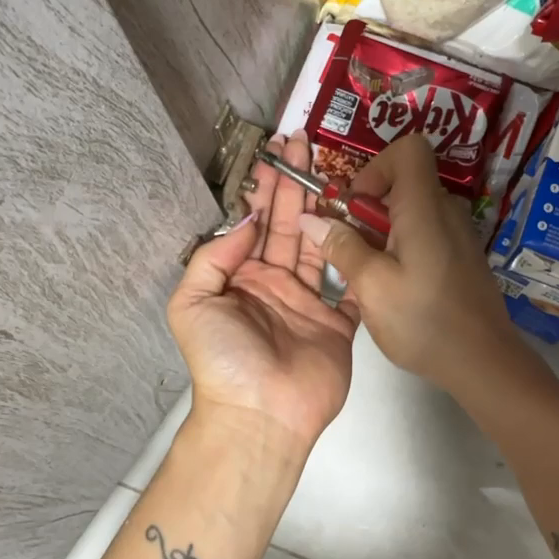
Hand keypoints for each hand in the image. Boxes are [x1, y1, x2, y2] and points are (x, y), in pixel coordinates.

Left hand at [167, 134, 357, 452]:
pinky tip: (365, 221)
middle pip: (290, 227)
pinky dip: (358, 254)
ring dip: (327, 210)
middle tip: (305, 145)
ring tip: (336, 171)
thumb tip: (245, 223)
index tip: (276, 155)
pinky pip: (351, 282)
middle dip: (296, 186)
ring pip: (321, 246)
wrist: (261, 414)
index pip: (255, 225)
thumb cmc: (222, 359)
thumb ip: (213, 256)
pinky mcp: (340, 322)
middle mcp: (274, 285)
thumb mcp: (193, 302)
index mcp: (239, 279)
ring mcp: (309, 303)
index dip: (265, 191)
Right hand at [297, 136, 520, 394]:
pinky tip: (396, 287)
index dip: (376, 167)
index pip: (408, 149)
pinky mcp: (463, 258)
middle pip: (406, 183)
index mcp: (425, 208)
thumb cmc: (423, 321)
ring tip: (369, 274)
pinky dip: (404, 248)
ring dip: (384, 233)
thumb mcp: (372, 286)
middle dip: (371, 208)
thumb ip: (342, 247)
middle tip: (352, 248)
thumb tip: (311, 218)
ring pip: (414, 213)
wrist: (483, 361)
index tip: (357, 206)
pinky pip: (427, 235)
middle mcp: (447, 211)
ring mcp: (459, 235)